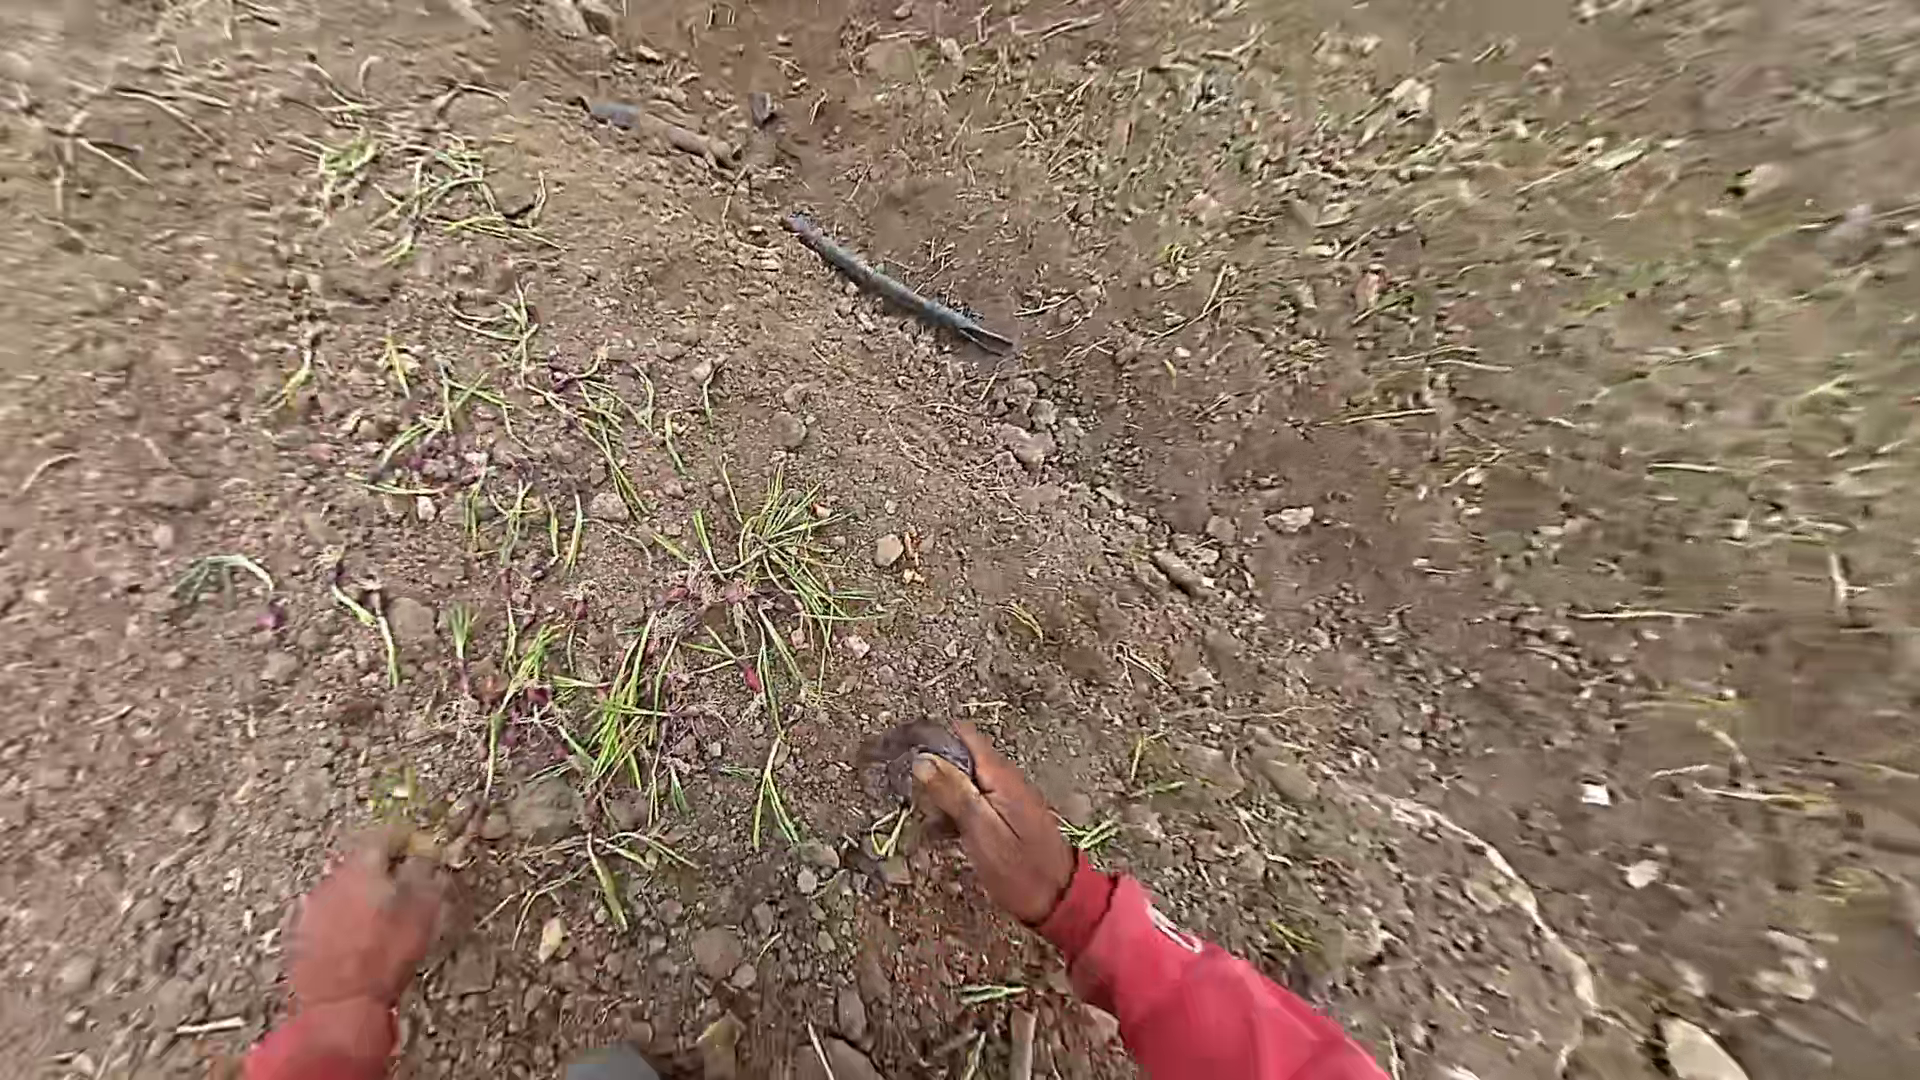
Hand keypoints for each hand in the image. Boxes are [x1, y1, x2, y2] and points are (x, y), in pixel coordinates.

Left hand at [288, 827, 445, 1009]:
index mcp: (360, 869)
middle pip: (359, 858)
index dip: (409, 837)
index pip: (385, 835)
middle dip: (385, 863)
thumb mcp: (426, 903)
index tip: (422, 845)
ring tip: (388, 903)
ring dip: (366, 886)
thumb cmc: (386, 954)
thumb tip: (429, 851)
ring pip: (343, 884)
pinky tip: (364, 926)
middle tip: (408, 873)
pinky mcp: (300, 937)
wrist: (341, 1006)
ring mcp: (310, 912)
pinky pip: (329, 908)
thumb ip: (426, 869)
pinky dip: (348, 909)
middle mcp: (329, 884)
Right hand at [912, 723, 1075, 924]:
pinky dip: (957, 810)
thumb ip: (953, 792)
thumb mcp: (980, 831)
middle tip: (913, 795)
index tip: (905, 750)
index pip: (961, 733)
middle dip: (934, 768)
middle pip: (961, 755)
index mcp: (998, 773)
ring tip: (928, 821)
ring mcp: (1007, 793)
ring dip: (943, 793)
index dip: (932, 737)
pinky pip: (975, 799)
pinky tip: (944, 833)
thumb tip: (923, 760)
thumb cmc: (1020, 869)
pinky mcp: (1007, 812)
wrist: (1061, 900)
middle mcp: (1004, 775)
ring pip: (965, 778)